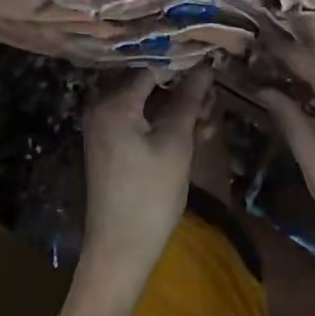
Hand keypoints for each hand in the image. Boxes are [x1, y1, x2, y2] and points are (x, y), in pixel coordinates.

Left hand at [83, 67, 214, 266]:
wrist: (121, 250)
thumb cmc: (150, 194)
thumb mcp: (176, 142)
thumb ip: (189, 100)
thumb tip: (205, 67)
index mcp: (113, 103)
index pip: (152, 68)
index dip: (182, 65)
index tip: (211, 65)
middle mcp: (101, 108)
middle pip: (148, 85)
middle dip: (181, 89)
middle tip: (212, 98)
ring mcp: (103, 128)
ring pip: (147, 104)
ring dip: (176, 107)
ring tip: (208, 117)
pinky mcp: (109, 145)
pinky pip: (139, 121)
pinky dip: (163, 123)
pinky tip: (192, 130)